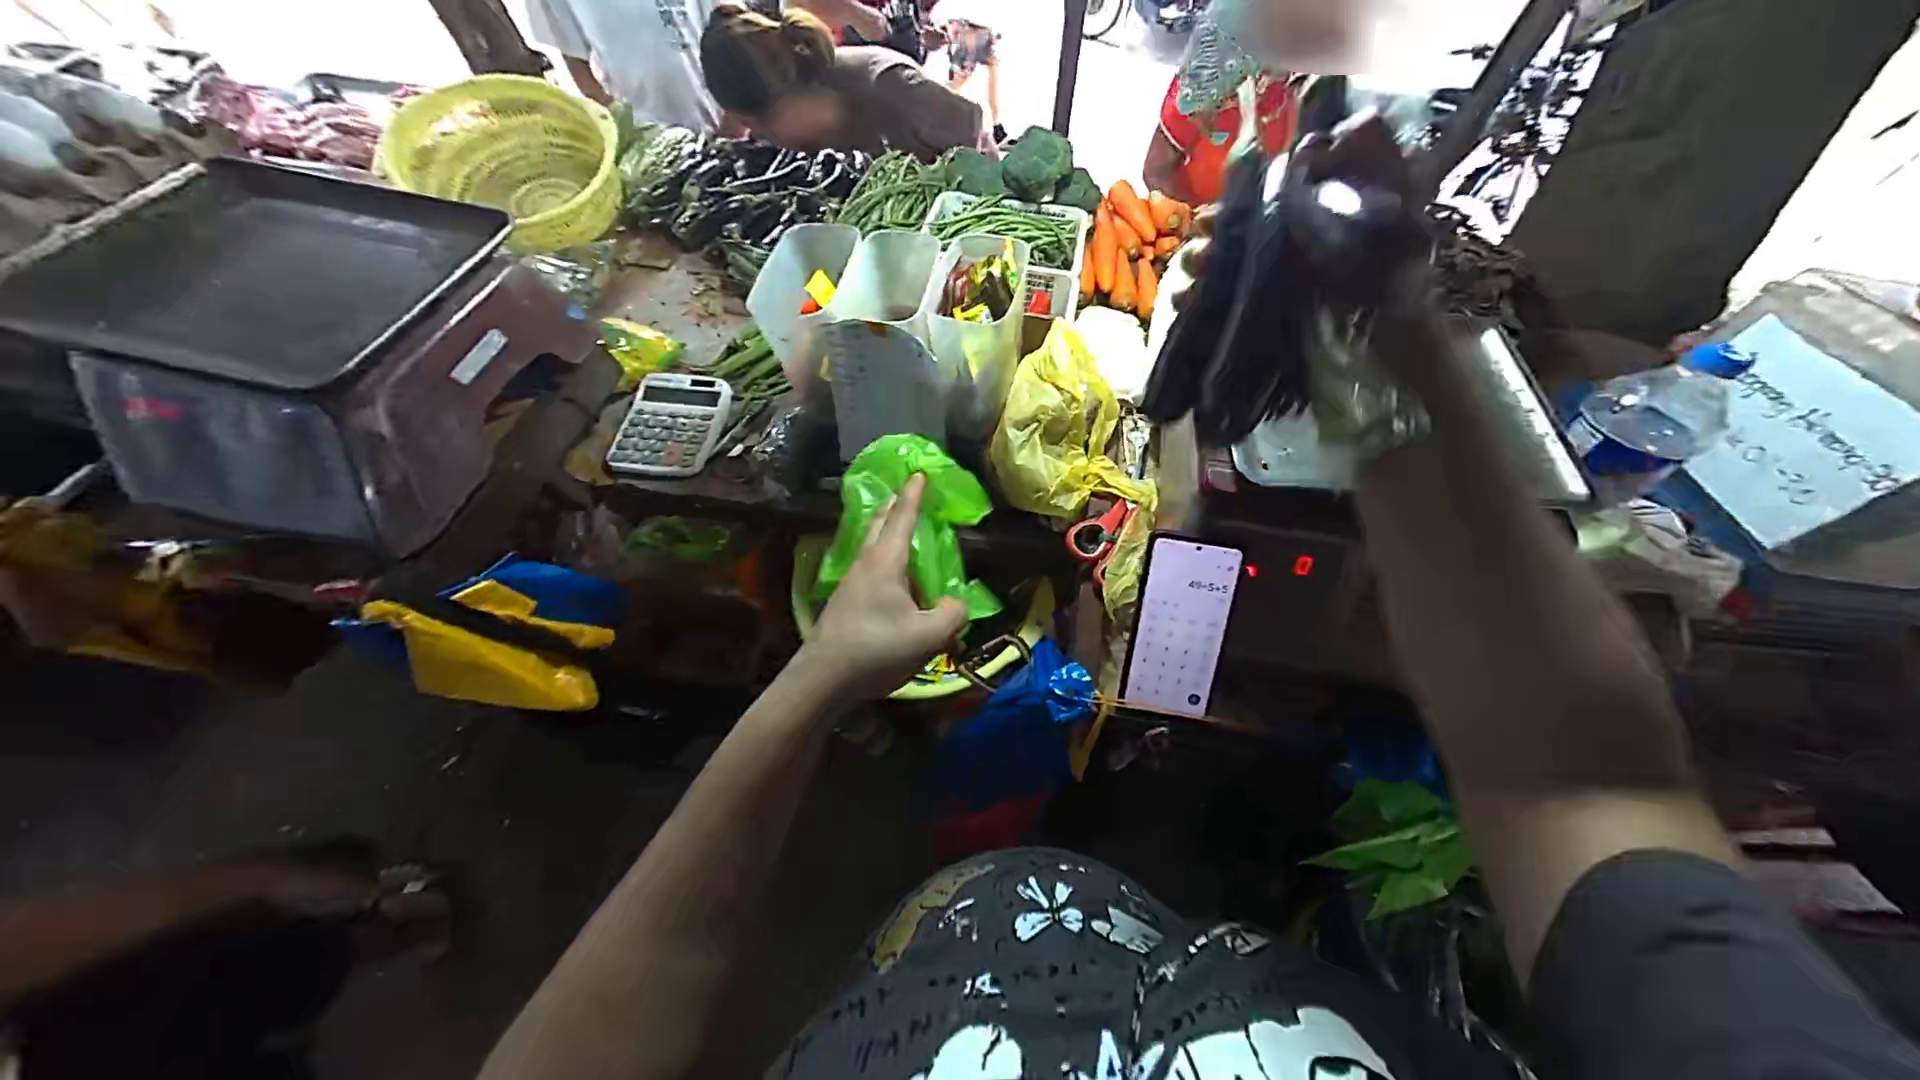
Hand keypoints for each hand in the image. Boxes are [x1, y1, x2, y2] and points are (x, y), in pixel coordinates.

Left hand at [797, 474, 968, 700]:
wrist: (822, 679)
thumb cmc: (876, 650)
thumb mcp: (927, 636)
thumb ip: (952, 615)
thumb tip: (955, 604)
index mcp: (885, 562)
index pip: (902, 518)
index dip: (913, 495)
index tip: (918, 473)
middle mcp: (865, 565)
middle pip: (879, 525)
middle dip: (894, 507)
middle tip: (907, 496)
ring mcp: (851, 583)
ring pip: (872, 548)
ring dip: (888, 536)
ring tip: (907, 541)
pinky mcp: (845, 603)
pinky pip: (870, 570)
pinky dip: (886, 564)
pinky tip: (897, 588)